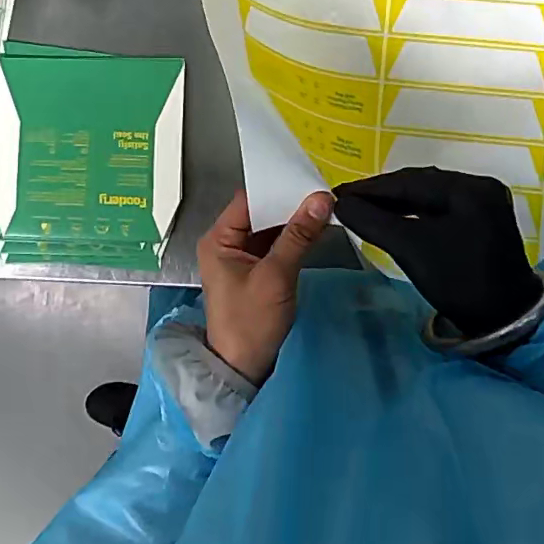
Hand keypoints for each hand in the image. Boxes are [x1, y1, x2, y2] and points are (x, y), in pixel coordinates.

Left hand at [197, 189, 332, 384]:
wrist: (242, 367)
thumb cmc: (251, 321)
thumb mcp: (276, 276)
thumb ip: (298, 236)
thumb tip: (321, 198)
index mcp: (217, 239)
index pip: (247, 200)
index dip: (275, 188)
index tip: (307, 177)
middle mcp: (225, 243)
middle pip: (258, 213)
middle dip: (288, 203)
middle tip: (323, 190)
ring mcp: (239, 257)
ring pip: (269, 229)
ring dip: (293, 221)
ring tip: (326, 204)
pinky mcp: (254, 271)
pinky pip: (274, 246)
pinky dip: (292, 238)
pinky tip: (316, 228)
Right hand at [333, 167, 541, 337]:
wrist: (503, 320)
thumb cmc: (458, 279)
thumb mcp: (409, 247)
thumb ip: (371, 221)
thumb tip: (339, 203)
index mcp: (468, 188)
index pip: (407, 181)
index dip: (367, 188)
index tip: (334, 193)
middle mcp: (477, 188)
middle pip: (417, 184)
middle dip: (379, 193)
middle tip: (344, 201)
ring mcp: (480, 205)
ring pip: (424, 196)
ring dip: (391, 202)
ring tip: (360, 209)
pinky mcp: (478, 222)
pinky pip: (434, 209)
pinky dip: (407, 212)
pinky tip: (388, 218)